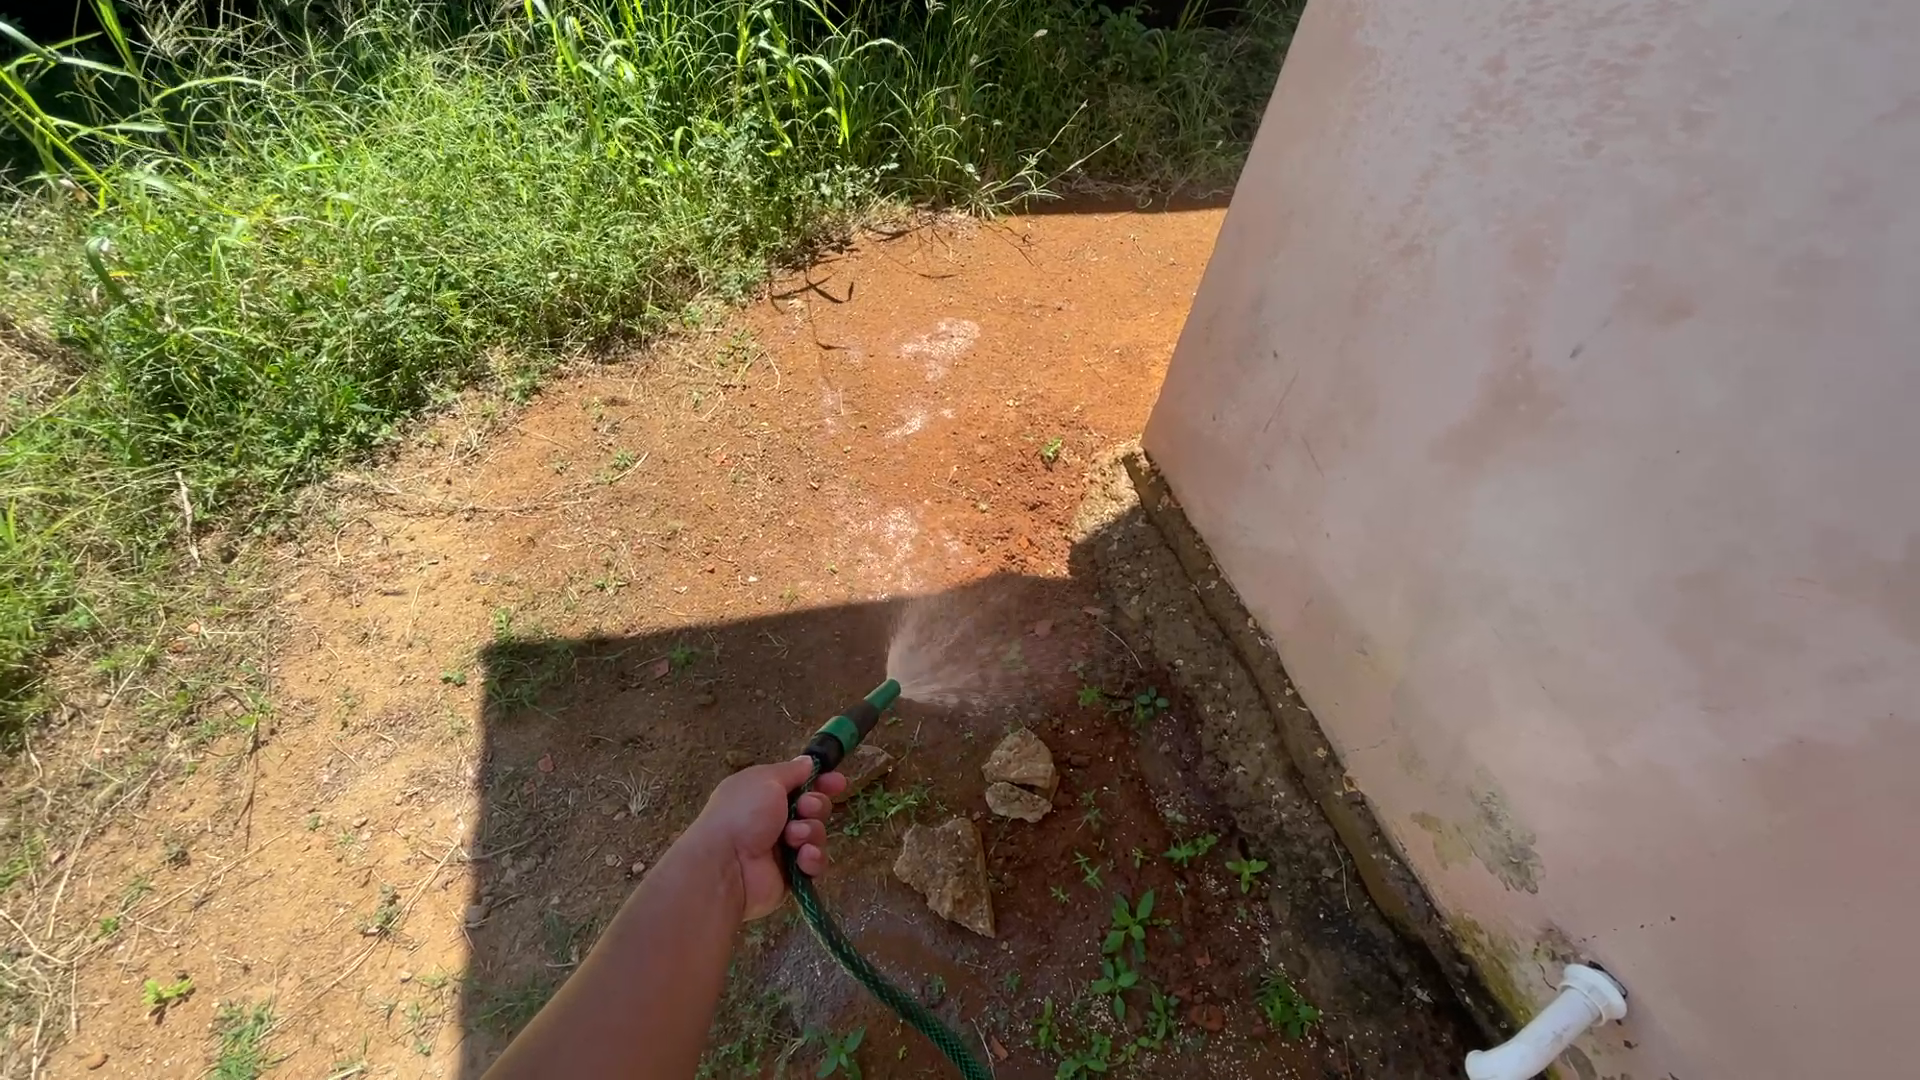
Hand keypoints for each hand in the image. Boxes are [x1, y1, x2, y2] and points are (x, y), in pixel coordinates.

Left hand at [686, 756, 846, 920]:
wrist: (725, 866)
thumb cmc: (743, 813)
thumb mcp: (766, 779)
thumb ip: (792, 771)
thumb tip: (808, 762)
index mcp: (765, 794)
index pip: (802, 784)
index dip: (822, 782)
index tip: (838, 782)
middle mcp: (774, 820)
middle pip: (814, 808)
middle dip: (815, 806)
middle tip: (804, 809)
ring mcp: (783, 849)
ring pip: (817, 834)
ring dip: (810, 831)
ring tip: (793, 837)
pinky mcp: (791, 875)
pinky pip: (815, 863)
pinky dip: (812, 858)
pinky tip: (802, 857)